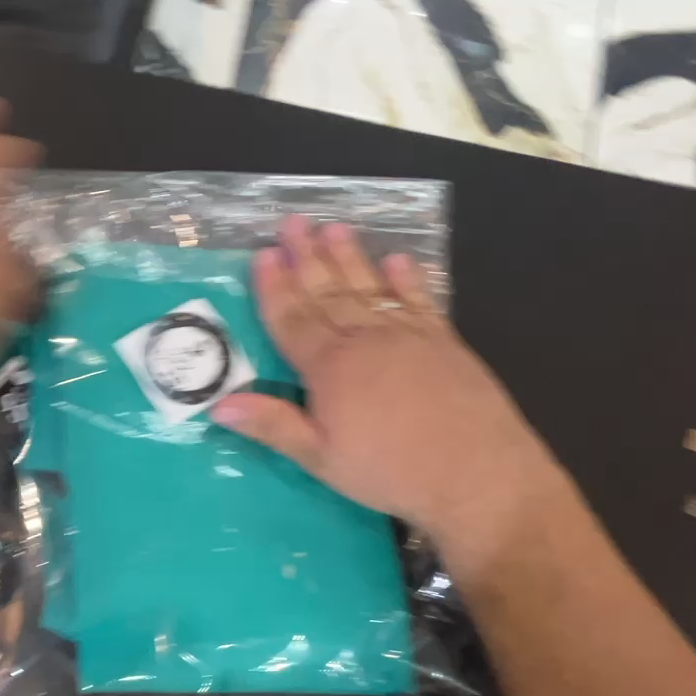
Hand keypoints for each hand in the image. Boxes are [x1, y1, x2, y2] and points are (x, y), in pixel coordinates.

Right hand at [210, 217, 569, 557]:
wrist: (476, 473)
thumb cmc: (388, 471)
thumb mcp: (320, 457)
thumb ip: (272, 425)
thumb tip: (219, 404)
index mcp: (331, 368)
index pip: (293, 320)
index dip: (275, 289)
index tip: (262, 256)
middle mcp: (367, 340)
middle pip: (329, 293)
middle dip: (307, 257)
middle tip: (292, 222)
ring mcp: (409, 336)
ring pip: (370, 289)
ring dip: (350, 258)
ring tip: (334, 228)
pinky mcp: (444, 343)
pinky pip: (419, 301)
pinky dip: (407, 279)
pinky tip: (397, 261)